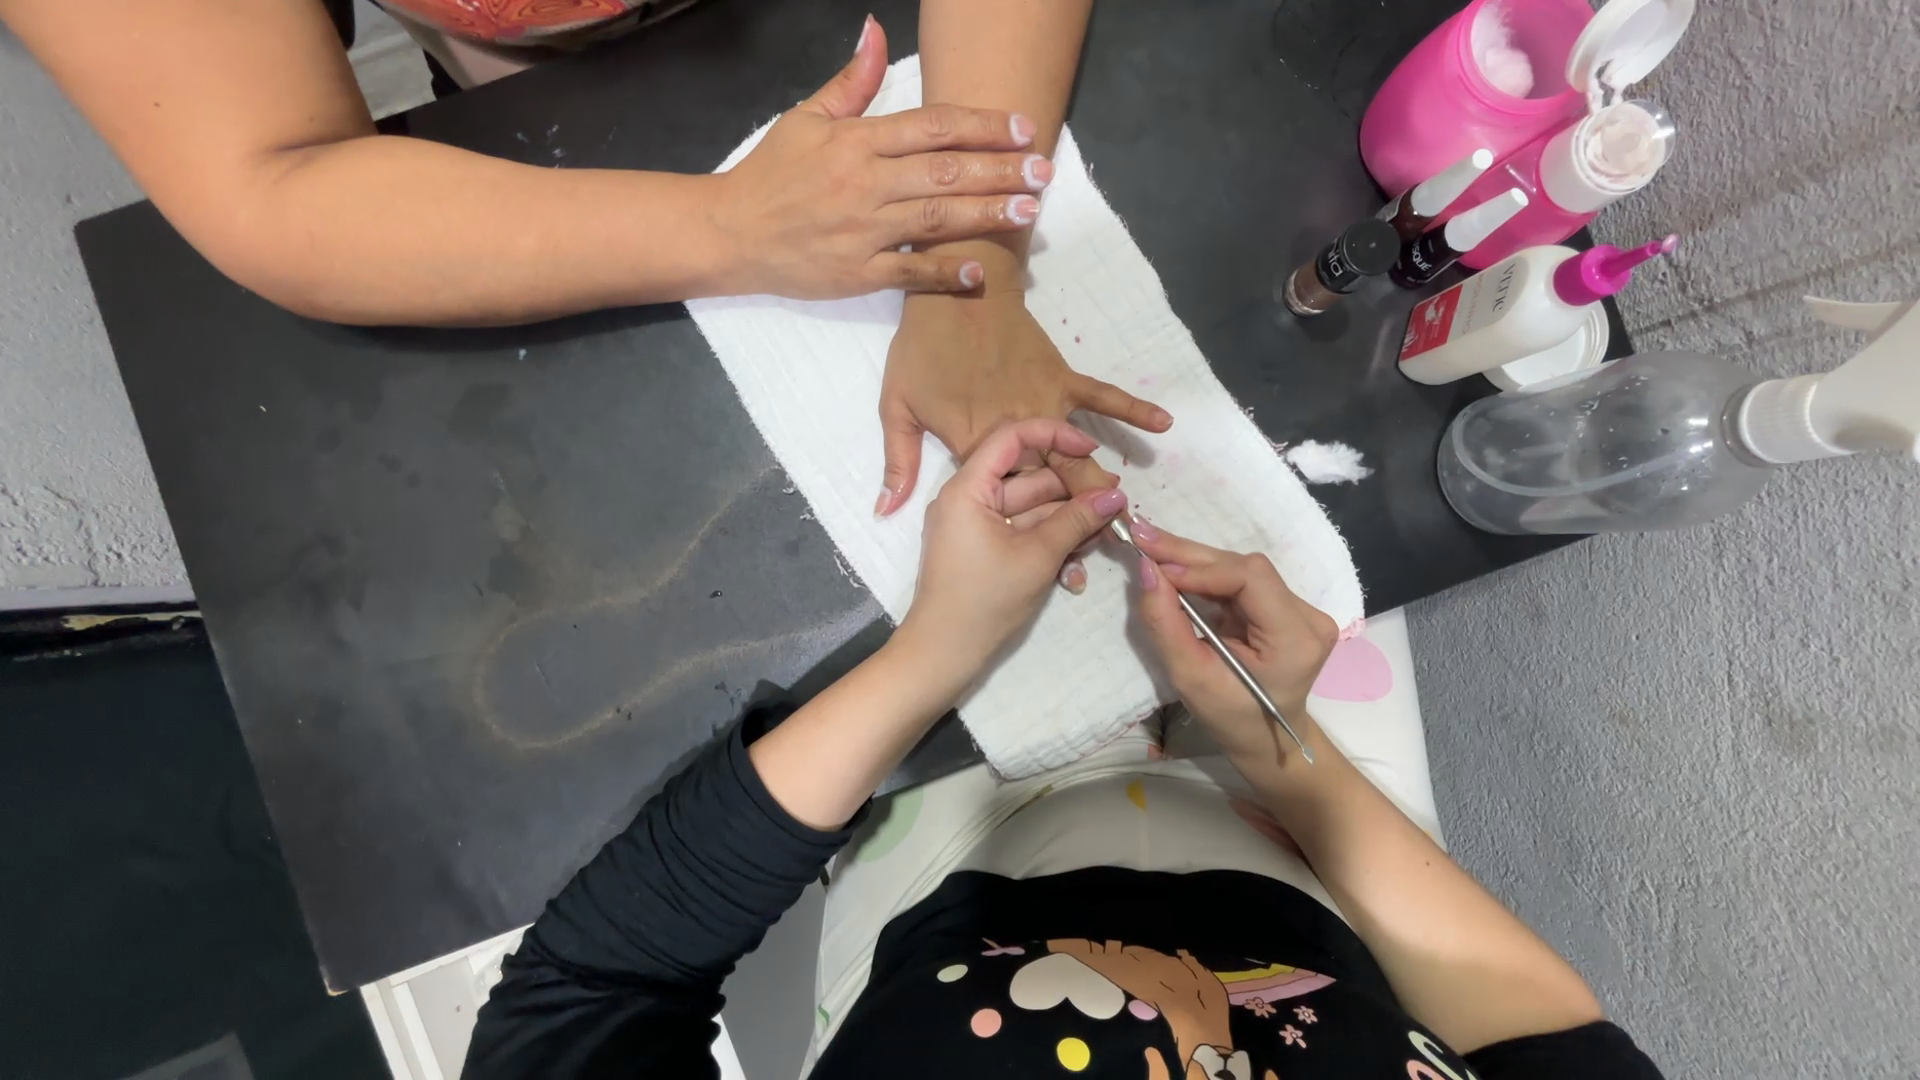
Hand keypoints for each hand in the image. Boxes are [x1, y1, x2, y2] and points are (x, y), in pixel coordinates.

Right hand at [710, 17, 1051, 298]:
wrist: (731, 233)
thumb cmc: (771, 175)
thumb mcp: (806, 119)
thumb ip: (851, 84)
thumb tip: (876, 33)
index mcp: (857, 141)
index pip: (932, 127)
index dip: (982, 127)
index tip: (1022, 129)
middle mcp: (866, 183)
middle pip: (945, 172)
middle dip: (1000, 170)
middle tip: (1044, 171)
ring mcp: (863, 231)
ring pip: (935, 218)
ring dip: (986, 214)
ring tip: (1028, 211)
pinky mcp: (857, 273)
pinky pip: (908, 272)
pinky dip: (943, 272)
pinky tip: (977, 271)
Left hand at [876, 289, 1171, 515]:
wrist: (954, 288)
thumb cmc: (920, 349)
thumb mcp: (896, 407)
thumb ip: (899, 463)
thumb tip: (884, 509)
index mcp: (976, 444)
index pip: (1007, 499)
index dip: (1039, 532)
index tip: (1068, 559)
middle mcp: (1015, 430)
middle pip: (1049, 486)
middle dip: (1077, 518)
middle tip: (1102, 542)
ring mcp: (1042, 403)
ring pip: (1074, 457)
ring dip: (1096, 486)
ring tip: (1120, 514)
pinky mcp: (1059, 380)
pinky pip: (1099, 396)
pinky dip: (1129, 409)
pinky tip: (1162, 424)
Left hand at [895, 419, 1128, 690]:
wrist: (943, 652)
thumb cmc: (984, 599)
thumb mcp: (1038, 557)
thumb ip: (1077, 520)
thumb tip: (1116, 493)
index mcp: (968, 487)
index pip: (1012, 437)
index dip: (1055, 436)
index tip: (1092, 449)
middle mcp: (969, 498)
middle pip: (1027, 476)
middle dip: (1072, 490)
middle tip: (1114, 501)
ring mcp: (976, 525)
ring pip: (1030, 508)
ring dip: (1067, 521)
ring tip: (1105, 536)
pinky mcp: (984, 549)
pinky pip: (1021, 532)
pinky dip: (1049, 543)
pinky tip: (1079, 567)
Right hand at [1128, 523, 1337, 759]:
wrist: (1266, 739)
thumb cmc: (1230, 718)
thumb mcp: (1191, 677)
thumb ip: (1167, 623)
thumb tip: (1145, 569)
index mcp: (1295, 639)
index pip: (1250, 578)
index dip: (1201, 568)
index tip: (1155, 569)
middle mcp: (1306, 616)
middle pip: (1244, 567)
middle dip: (1188, 556)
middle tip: (1140, 537)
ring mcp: (1299, 609)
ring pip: (1239, 568)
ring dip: (1192, 561)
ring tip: (1148, 546)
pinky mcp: (1283, 606)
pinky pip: (1238, 579)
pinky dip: (1202, 574)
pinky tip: (1171, 564)